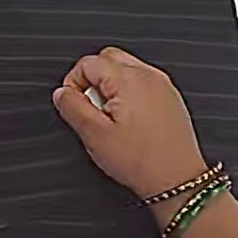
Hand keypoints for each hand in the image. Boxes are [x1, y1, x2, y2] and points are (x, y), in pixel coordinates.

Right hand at [52, 47, 208, 199]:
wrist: (176, 180)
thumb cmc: (141, 161)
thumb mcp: (94, 135)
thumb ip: (73, 107)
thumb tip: (61, 93)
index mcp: (128, 80)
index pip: (88, 62)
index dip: (73, 82)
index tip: (74, 104)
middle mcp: (148, 76)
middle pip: (108, 57)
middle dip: (92, 78)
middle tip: (92, 108)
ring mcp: (162, 85)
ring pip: (125, 67)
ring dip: (110, 84)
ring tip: (110, 116)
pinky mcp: (169, 97)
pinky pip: (141, 81)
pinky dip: (128, 92)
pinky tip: (128, 120)